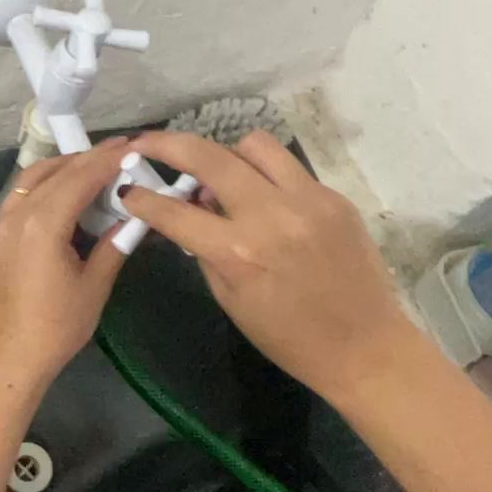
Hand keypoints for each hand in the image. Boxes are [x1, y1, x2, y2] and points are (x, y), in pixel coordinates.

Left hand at [0, 140, 133, 389]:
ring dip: (62, 167)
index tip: (132, 147)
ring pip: (31, 180)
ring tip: (93, 166)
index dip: (108, 160)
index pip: (80, 177)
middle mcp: (17, 215)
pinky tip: (63, 194)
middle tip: (118, 151)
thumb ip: (114, 244)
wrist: (11, 357)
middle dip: (88, 158)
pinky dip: (44, 185)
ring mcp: (1, 226)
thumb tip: (132, 218)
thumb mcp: (94, 285)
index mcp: (43, 223)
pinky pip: (20, 197)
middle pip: (56, 172)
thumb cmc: (57, 326)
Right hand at [121, 130, 423, 402]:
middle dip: (168, 144)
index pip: (175, 212)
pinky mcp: (334, 197)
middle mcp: (272, 215)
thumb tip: (192, 209)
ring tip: (219, 179)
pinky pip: (288, 168)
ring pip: (253, 145)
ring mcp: (309, 200)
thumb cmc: (286, 337)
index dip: (142, 199)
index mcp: (239, 253)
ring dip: (225, 155)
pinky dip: (263, 177)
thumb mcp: (229, 298)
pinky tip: (262, 202)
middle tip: (146, 145)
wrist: (365, 347)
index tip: (126, 190)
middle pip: (209, 156)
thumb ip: (205, 249)